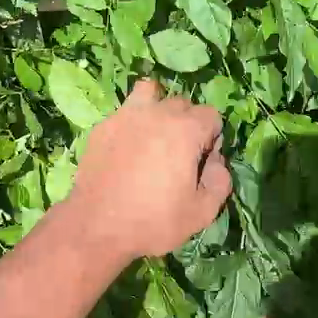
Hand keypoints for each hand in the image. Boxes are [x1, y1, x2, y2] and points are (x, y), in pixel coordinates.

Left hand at [57, 80, 230, 264]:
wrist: (97, 225)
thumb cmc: (153, 220)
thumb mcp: (201, 212)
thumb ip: (220, 181)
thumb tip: (216, 161)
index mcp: (185, 130)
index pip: (211, 115)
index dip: (212, 137)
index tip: (202, 160)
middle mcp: (157, 113)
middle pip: (182, 103)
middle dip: (188, 123)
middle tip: (180, 154)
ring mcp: (126, 114)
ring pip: (150, 92)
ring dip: (158, 107)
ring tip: (155, 135)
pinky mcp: (104, 124)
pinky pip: (125, 111)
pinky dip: (132, 122)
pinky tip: (127, 148)